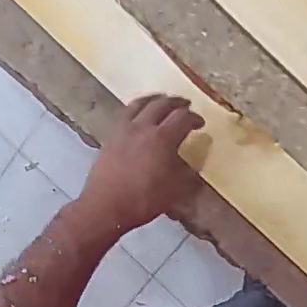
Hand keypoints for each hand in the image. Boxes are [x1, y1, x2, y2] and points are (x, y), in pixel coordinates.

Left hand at [74, 94, 205, 234]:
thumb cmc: (144, 200)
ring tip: (162, 100)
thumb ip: (189, 174)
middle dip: (177, 102)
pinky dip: (137, 108)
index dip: (195, 118)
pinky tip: (138, 115)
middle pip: (162, 104)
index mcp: (162, 139)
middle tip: (186, 105)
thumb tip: (196, 164)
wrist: (105, 206)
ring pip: (141, 103)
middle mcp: (143, 127)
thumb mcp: (175, 191)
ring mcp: (124, 129)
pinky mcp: (110, 136)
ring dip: (155, 99)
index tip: (200, 123)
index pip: (183, 118)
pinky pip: (125, 113)